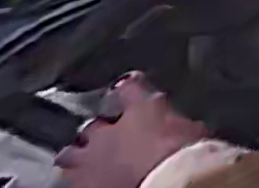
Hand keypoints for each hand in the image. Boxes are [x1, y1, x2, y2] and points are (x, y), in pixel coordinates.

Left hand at [55, 74, 210, 187]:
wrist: (163, 182)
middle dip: (98, 128)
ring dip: (77, 154)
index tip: (128, 82)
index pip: (127, 87)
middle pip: (92, 125)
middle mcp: (109, 131)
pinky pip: (72, 180)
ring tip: (85, 158)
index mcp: (142, 108)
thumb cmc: (184, 149)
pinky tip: (87, 178)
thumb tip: (172, 125)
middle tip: (106, 132)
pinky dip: (79, 177)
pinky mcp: (80, 187)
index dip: (127, 84)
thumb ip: (173, 123)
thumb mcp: (189, 127)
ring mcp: (89, 162)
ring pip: (69, 154)